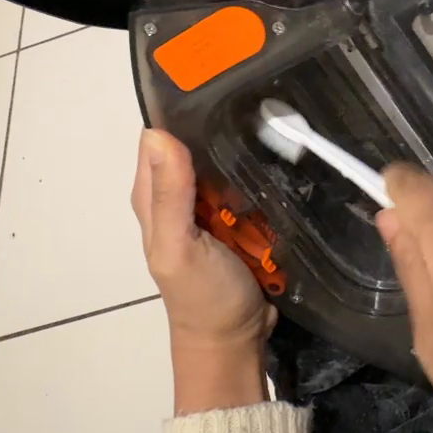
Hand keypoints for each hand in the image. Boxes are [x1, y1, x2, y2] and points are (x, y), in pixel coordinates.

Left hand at [131, 129, 275, 413]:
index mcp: (153, 194)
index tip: (215, 90)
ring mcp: (212, 202)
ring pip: (226, 155)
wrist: (236, 342)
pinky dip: (260, 168)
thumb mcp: (179, 248)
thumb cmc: (201, 297)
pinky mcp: (240, 212)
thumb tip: (157, 133)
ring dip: (244, 142)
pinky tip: (279, 155)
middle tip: (255, 102)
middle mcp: (178, 191)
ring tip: (273, 121)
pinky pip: (249, 177)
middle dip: (220, 120)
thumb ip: (170, 196)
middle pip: (196, 139)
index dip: (181, 110)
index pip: (159, 133)